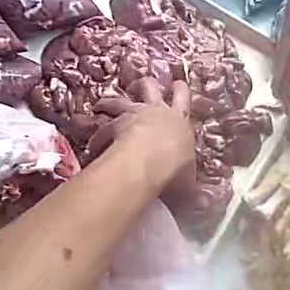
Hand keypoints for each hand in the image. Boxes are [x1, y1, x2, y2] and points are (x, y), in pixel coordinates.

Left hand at [88, 78, 195, 193]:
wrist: (150, 159)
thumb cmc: (175, 168)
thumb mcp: (188, 181)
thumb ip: (190, 188)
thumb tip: (199, 205)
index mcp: (180, 120)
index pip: (183, 97)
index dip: (180, 89)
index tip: (177, 84)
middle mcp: (156, 111)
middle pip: (151, 87)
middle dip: (146, 84)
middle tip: (140, 84)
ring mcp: (133, 114)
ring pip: (119, 99)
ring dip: (109, 101)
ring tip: (100, 104)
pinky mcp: (114, 124)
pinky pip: (102, 126)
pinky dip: (96, 135)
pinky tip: (91, 146)